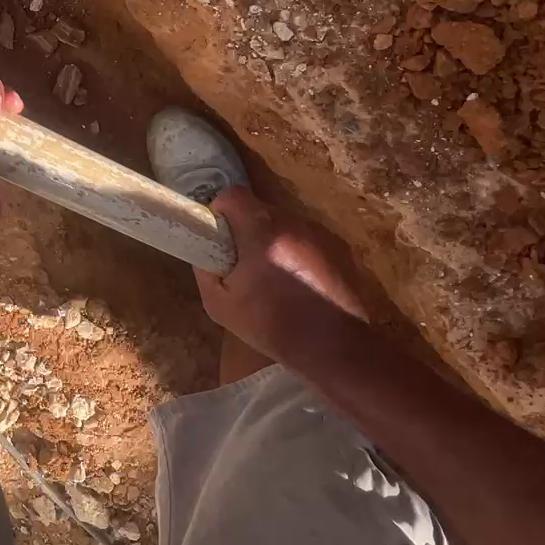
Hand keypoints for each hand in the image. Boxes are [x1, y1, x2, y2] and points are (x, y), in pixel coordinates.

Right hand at [198, 188, 367, 360]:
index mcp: (261, 232)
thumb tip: (204, 252)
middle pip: (259, 209)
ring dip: (272, 239)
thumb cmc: (271, 327)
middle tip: (242, 261)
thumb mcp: (219, 304)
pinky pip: (305, 238)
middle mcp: (293, 224)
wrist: (334, 349)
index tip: (219, 235)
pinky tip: (298, 282)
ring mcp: (320, 234)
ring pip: (283, 223)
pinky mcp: (339, 247)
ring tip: (273, 275)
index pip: (232, 195)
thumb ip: (205, 269)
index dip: (220, 211)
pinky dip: (296, 252)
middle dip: (246, 228)